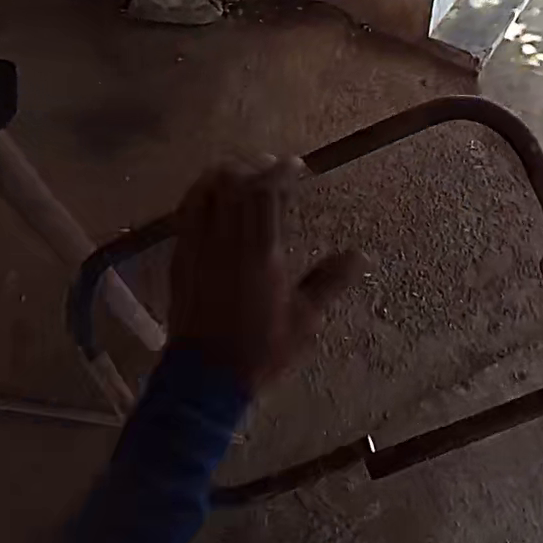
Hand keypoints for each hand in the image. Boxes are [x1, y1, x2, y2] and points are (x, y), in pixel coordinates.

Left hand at [168, 159, 365, 393]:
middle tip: (270, 169)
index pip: (265, 194)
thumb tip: (362, 255)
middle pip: (232, 184)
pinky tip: (212, 198)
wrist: (206, 376)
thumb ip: (330, 281)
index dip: (280, 172)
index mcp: (259, 254)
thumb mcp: (304, 320)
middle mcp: (225, 242)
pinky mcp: (180, 258)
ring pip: (203, 192)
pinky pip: (185, 213)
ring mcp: (197, 248)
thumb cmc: (261, 350)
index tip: (296, 166)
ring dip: (223, 175)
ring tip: (241, 175)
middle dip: (252, 167)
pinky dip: (200, 194)